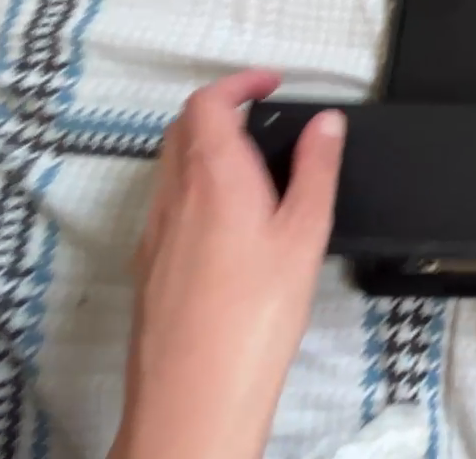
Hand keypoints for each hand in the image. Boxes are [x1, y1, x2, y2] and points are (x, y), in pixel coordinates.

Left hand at [110, 71, 345, 458]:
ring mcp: (153, 232)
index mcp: (213, 178)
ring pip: (170, 164)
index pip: (207, 104)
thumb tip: (326, 122)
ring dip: (206, 142)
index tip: (272, 81)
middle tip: (265, 111)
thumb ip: (316, 167)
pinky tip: (232, 213)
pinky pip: (167, 199)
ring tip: (255, 157)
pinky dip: (196, 180)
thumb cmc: (258, 310)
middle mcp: (173, 197)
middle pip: (181, 128)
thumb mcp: (306, 230)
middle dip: (221, 106)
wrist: (194, 394)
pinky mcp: (148, 263)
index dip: (239, 82)